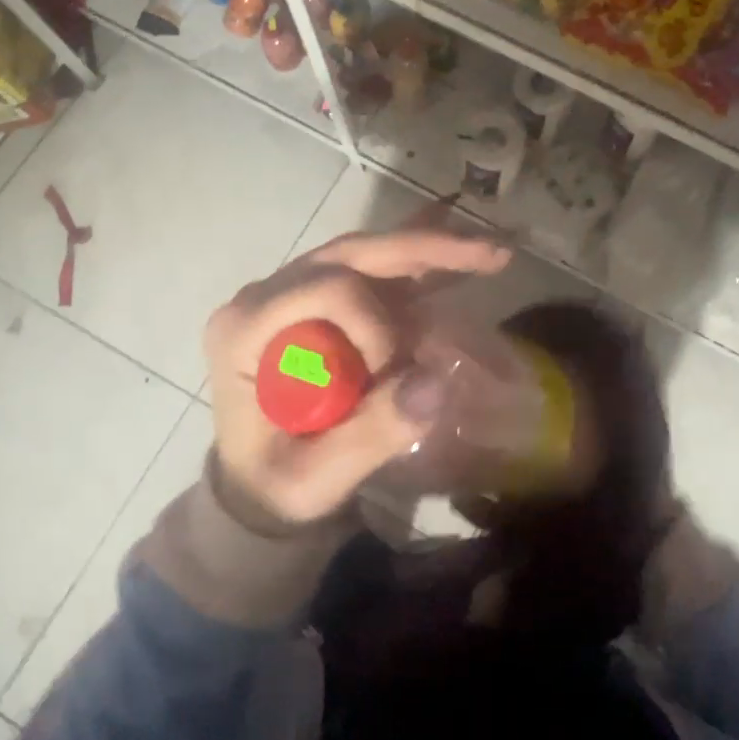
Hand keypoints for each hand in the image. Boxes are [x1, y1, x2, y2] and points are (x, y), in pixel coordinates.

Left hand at [203, 226, 511, 526]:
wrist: (257, 490)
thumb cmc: (276, 484)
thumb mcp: (316, 478)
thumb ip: (371, 433)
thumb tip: (435, 382)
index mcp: (246, 329)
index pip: (329, 289)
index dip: (376, 325)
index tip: (392, 381)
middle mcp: (267, 297)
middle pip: (353, 254)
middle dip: (425, 249)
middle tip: (492, 256)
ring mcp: (295, 295)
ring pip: (369, 255)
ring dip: (431, 251)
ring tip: (492, 253)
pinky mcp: (323, 306)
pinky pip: (375, 273)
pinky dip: (420, 266)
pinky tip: (465, 259)